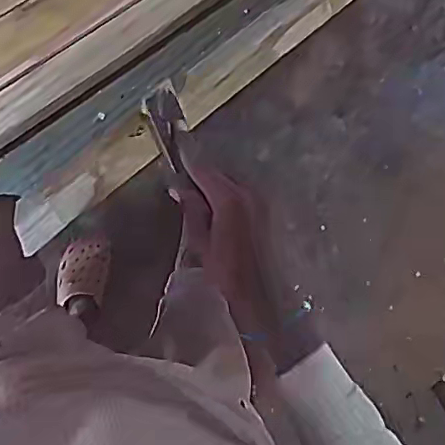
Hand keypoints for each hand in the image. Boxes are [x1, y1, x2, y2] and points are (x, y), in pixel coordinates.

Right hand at [174, 143, 318, 369]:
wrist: (262, 298)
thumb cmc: (228, 275)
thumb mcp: (201, 244)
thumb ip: (192, 212)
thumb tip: (181, 190)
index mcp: (230, 200)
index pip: (204, 170)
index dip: (187, 160)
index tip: (175, 146)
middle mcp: (249, 194)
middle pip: (220, 175)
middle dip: (201, 178)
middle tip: (183, 184)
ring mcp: (262, 202)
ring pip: (233, 185)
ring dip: (217, 189)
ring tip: (200, 202)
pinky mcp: (269, 214)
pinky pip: (244, 197)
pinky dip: (230, 199)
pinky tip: (220, 214)